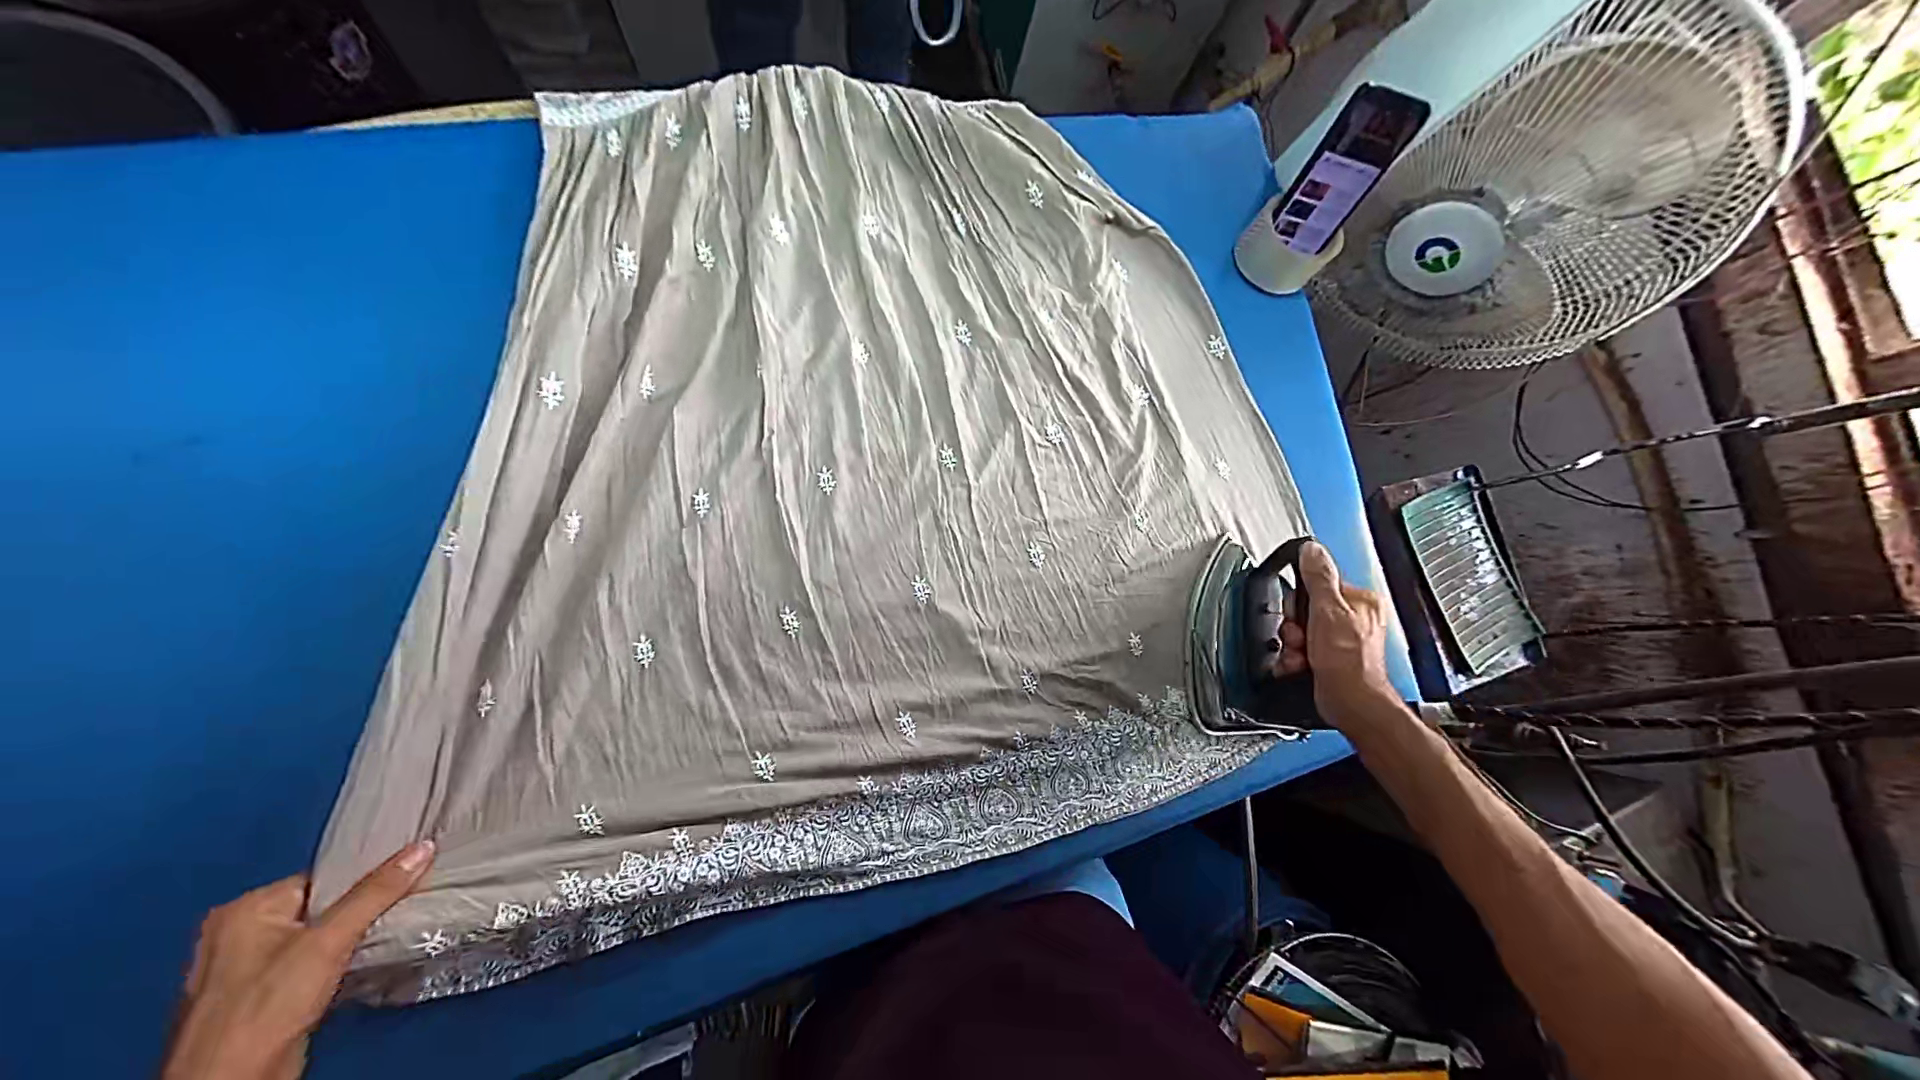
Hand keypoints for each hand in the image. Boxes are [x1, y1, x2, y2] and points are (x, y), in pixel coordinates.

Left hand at [161, 840, 434, 1079]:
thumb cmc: (267, 1008)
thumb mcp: (329, 942)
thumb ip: (376, 893)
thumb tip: (423, 847)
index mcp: (245, 911)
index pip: (326, 877)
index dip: (369, 878)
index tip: (410, 876)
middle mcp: (241, 933)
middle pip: (325, 904)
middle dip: (364, 908)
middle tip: (407, 901)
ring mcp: (250, 968)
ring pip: (323, 934)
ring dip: (356, 935)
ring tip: (394, 927)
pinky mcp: (265, 995)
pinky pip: (316, 960)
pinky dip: (343, 958)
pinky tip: (368, 958)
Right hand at [1280, 541, 1395, 723]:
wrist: (1351, 703)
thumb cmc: (1349, 663)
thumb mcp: (1328, 612)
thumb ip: (1318, 578)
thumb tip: (1312, 550)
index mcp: (1358, 601)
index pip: (1316, 585)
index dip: (1301, 600)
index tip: (1302, 613)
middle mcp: (1351, 619)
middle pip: (1303, 609)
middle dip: (1295, 627)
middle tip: (1303, 638)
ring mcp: (1339, 640)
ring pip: (1297, 631)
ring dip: (1292, 646)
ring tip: (1304, 655)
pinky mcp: (1327, 657)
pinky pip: (1298, 649)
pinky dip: (1294, 659)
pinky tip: (1303, 665)